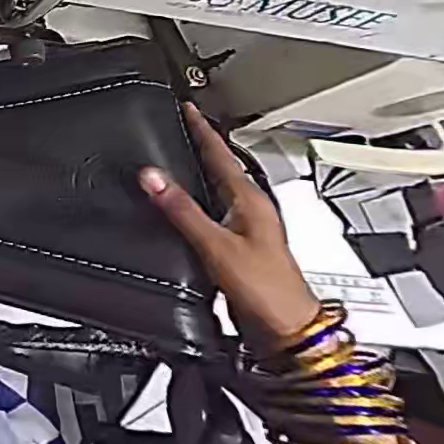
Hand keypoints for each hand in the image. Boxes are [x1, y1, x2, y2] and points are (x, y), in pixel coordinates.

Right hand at [139, 102, 320, 349]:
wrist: (291, 336)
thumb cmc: (269, 292)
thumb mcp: (217, 246)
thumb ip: (182, 210)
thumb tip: (152, 176)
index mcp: (251, 200)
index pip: (221, 153)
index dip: (202, 129)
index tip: (187, 107)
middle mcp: (251, 210)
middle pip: (222, 166)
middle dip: (203, 143)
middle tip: (184, 124)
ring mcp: (247, 229)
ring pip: (220, 188)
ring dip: (202, 170)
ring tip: (185, 154)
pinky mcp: (240, 248)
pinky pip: (215, 211)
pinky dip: (199, 199)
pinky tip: (189, 207)